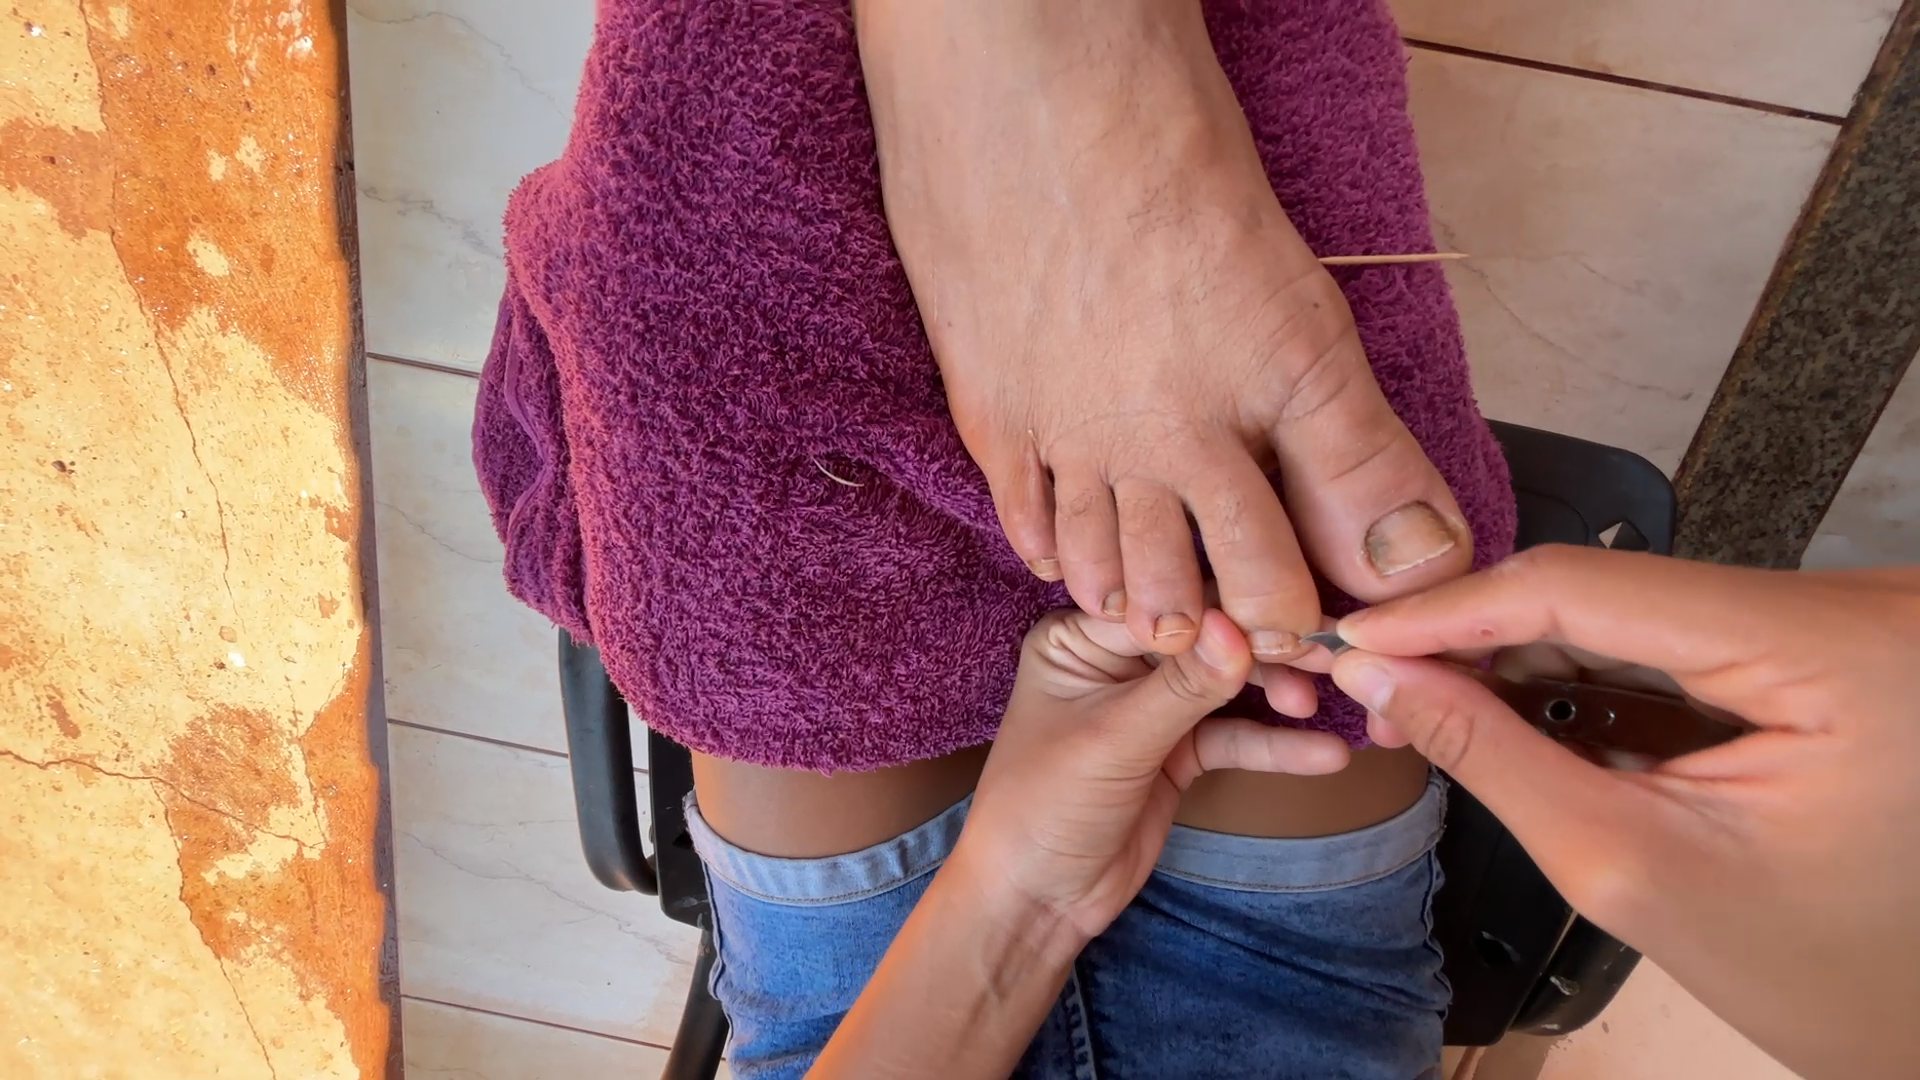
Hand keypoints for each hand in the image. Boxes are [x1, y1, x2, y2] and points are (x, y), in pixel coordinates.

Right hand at [854, 0, 1472, 657]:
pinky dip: (1048, 548)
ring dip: (1134, 601)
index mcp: (1233, 418)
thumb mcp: (1303, 300)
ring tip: (1154, 628)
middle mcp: (1142, 445)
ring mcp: (1056, 429)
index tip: (1315, 646)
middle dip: (1219, 632)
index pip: (1281, 571)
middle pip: (1184, 580)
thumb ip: (1355, 442)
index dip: (1305, 622)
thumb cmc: (1170, 154)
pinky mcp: (989, 407)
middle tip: (1232, 661)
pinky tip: (1059, 563)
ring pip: (1101, 555)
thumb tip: (1415, 560)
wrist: (1022, 78)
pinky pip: (1021, 508)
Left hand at [959, 608, 1350, 941]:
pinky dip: (1272, 746)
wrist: (1037, 898)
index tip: (1286, 619)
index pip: (1157, 606)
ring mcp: (1147, 705)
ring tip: (1326, 699)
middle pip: (1197, 641)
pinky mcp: (1174, 749)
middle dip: (1257, 650)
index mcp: (1076, 638)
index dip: (1221, 611)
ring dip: (1272, 692)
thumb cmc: (1046, 805)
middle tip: (1327, 656)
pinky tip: (1325, 753)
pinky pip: (1229, 737)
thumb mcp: (1113, 740)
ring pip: (1220, 685)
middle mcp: (1112, 661)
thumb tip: (1240, 630)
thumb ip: (1181, 689)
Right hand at [1325, 546, 1919, 1079]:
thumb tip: (1369, 671)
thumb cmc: (1817, 973)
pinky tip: (1498, 703)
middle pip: (1592, 589)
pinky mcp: (1806, 636)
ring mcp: (1834, 615)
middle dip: (1464, 639)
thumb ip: (1482, 752)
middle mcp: (1855, 602)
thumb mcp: (1621, 864)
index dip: (1444, 609)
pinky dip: (1556, 666)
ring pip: (1607, 605)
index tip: (1351, 637)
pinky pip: (1642, 630)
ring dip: (1501, 654)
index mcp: (1846, 651)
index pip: (1580, 587)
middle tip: (1374, 681)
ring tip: (1423, 702)